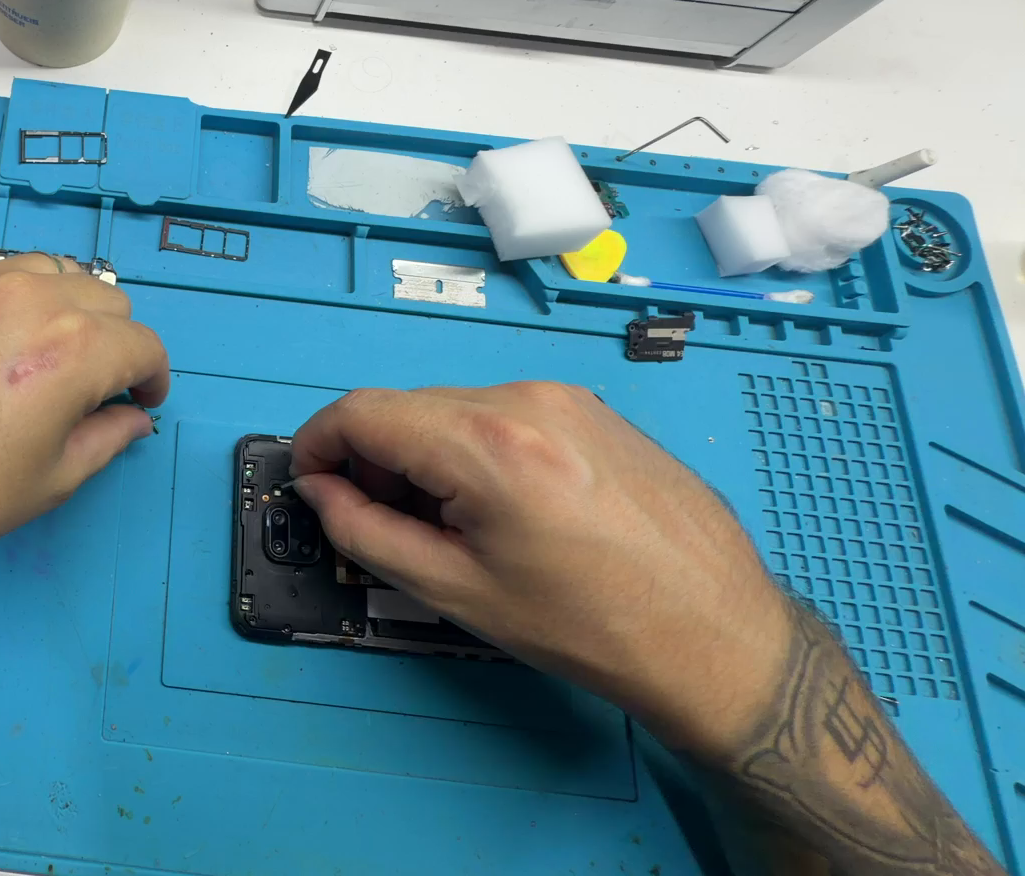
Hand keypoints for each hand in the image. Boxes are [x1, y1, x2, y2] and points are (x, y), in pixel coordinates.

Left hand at [0, 254, 169, 578]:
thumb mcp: (48, 481)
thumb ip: (108, 439)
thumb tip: (132, 418)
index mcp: (70, 349)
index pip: (144, 343)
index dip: (153, 376)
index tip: (141, 396)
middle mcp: (26, 298)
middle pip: (106, 298)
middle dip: (113, 340)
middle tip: (91, 383)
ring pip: (50, 272)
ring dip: (64, 309)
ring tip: (40, 355)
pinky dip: (7, 300)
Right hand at [289, 383, 790, 760]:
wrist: (725, 640)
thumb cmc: (585, 626)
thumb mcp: (451, 589)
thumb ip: (361, 531)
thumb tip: (318, 490)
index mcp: (485, 444)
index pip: (360, 412)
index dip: (316, 443)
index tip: (311, 483)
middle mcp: (521, 399)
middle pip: (400, 408)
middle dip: (368, 458)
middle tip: (379, 519)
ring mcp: (561, 396)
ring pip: (443, 409)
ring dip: (415, 454)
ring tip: (443, 519)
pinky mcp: (586, 407)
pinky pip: (491, 411)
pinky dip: (462, 447)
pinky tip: (492, 502)